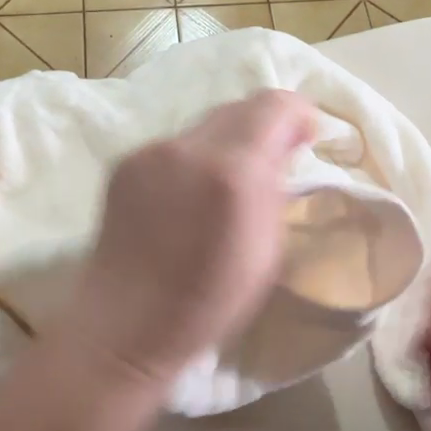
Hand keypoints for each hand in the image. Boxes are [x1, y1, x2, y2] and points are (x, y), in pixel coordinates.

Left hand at [58, 90, 317, 388]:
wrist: (126, 324)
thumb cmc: (210, 301)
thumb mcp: (268, 250)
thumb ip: (275, 187)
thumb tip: (280, 149)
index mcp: (232, 172)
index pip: (273, 105)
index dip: (297, 114)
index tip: (305, 138)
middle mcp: (187, 148)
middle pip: (237, 108)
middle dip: (262, 127)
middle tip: (271, 162)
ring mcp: (150, 151)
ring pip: (203, 127)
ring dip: (224, 145)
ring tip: (224, 186)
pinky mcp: (124, 161)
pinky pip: (172, 146)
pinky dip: (190, 161)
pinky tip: (185, 198)